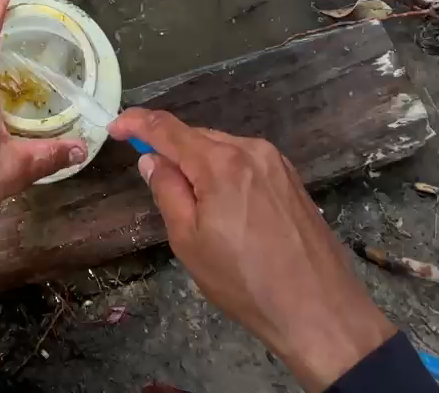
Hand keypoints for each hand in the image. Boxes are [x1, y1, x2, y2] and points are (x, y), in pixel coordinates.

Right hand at [109, 109, 395, 392]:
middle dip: (169, 149)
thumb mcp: (189, 242)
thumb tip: (151, 160)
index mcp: (220, 163)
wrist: (324, 316)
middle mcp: (249, 150)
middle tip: (152, 176)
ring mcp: (275, 162)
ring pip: (220, 147)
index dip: (135, 122)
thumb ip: (166, 190)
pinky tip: (224, 204)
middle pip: (194, 136)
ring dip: (197, 162)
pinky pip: (244, 161)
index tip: (114, 128)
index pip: (165, 127)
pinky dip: (223, 171)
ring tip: (193, 202)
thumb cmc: (247, 283)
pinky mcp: (290, 179)